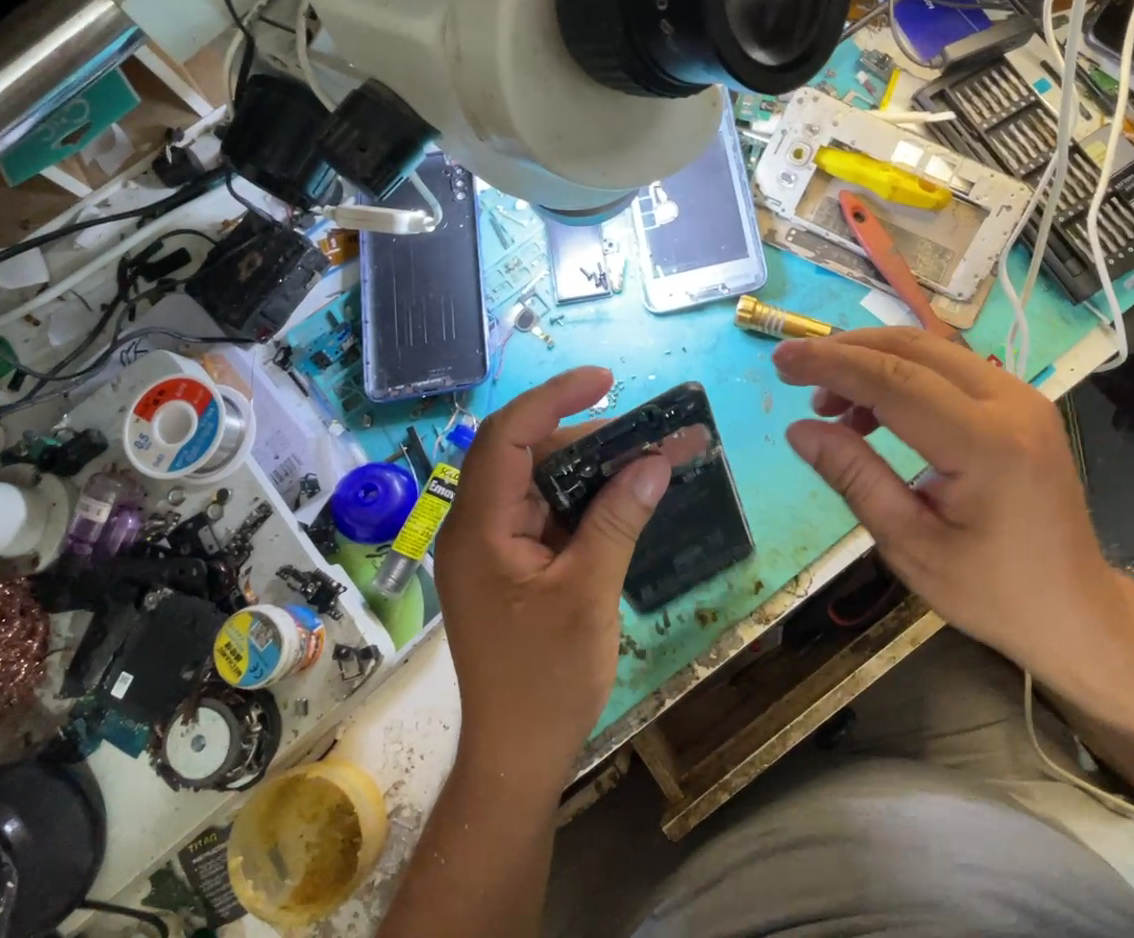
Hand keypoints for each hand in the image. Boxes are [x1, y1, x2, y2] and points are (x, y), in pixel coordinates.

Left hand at [434, 367, 670, 779]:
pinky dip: (588, 506)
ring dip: (595, 472)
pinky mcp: (515, 570)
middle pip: (528, 456)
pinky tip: (630, 500)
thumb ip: (618, 520)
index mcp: (479, 527)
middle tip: (649, 433)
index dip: (554, 397)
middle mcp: (479, 528)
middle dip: (589, 438)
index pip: (506, 435)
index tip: (605, 381)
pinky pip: (550, 519)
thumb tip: (655, 460)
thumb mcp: (588, 593)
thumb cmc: (545, 679)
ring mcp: (496, 550)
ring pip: (543, 487)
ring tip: (652, 460)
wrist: (519, 753)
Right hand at [772, 329, 1121, 663]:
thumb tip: (800, 431)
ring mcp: (1022, 399)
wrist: (1074, 609)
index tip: (781, 362)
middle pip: (913, 350)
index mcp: (986, 445)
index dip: (831, 365)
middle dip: (846, 353)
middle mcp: (1011, 405)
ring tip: (828, 405)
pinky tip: (872, 414)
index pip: (894, 381)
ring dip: (872, 363)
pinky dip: (902, 377)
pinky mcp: (1021, 406)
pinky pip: (950, 370)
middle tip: (794, 376)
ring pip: (932, 351)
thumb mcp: (910, 544)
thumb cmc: (991, 591)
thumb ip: (855, 478)